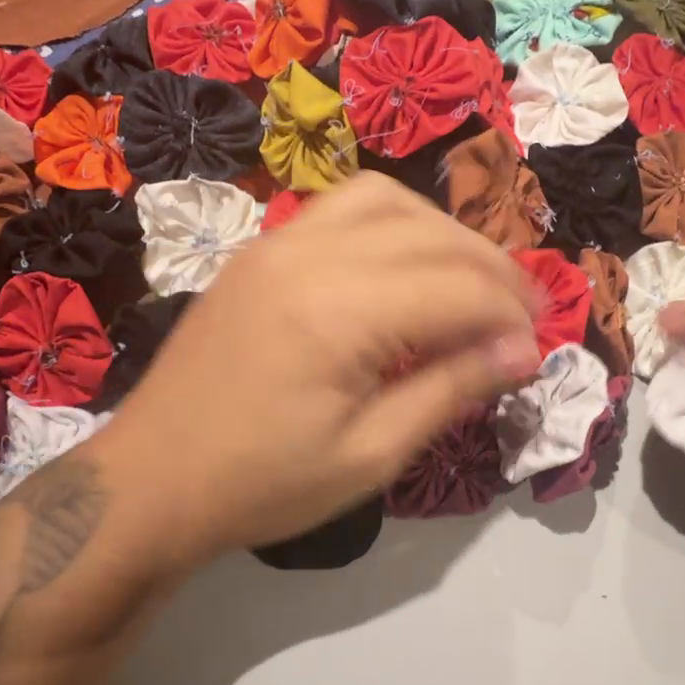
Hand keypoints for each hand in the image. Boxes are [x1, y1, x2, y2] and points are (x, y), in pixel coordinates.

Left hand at [94, 174, 540, 564]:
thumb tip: (522, 351)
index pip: (457, 288)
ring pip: (386, 200)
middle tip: (524, 313)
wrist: (150, 482)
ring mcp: (276, 243)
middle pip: (430, 233)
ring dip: (444, 232)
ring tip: (474, 280)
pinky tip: (408, 264)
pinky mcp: (260, 251)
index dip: (509, 316)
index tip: (534, 351)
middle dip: (492, 268)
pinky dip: (393, 222)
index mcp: (337, 312)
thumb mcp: (370, 455)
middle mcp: (308, 255)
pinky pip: (342, 207)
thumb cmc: (261, 485)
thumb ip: (450, 389)